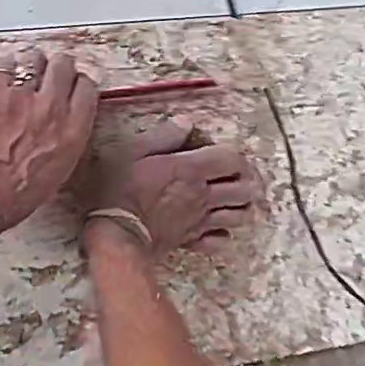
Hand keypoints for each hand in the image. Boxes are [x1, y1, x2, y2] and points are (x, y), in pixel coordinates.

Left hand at [0, 49, 98, 233]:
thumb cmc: (15, 194)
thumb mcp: (58, 170)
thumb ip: (66, 139)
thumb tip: (63, 124)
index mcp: (73, 130)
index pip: (87, 88)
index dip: (78, 84)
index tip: (71, 84)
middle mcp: (52, 108)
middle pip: (64, 66)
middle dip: (57, 67)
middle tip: (48, 72)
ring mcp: (22, 97)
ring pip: (35, 60)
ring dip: (31, 63)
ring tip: (24, 71)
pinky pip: (4, 66)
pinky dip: (5, 68)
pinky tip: (3, 75)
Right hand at [85, 122, 259, 257]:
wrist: (114, 234)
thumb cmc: (118, 190)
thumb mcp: (130, 152)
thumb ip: (161, 137)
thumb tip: (185, 123)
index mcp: (191, 170)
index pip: (232, 159)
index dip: (236, 156)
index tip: (226, 155)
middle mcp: (203, 195)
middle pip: (246, 190)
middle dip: (249, 182)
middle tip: (240, 178)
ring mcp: (199, 221)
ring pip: (240, 216)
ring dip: (242, 208)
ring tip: (234, 202)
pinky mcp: (190, 241)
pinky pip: (219, 242)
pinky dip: (222, 236)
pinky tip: (216, 230)